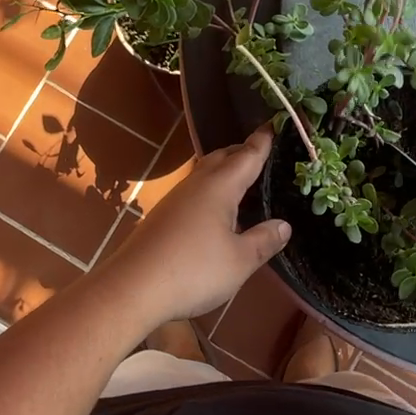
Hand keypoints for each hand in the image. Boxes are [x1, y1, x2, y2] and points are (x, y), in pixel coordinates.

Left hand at [95, 128, 290, 323]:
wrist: (132, 289)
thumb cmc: (193, 270)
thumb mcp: (240, 261)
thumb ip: (264, 240)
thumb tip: (284, 225)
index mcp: (219, 187)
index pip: (247, 156)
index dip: (262, 142)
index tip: (273, 125)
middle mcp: (196, 185)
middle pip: (221, 158)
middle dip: (242, 153)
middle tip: (262, 154)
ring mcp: (175, 200)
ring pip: (204, 174)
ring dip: (224, 172)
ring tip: (244, 182)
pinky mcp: (162, 217)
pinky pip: (194, 193)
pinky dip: (211, 191)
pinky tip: (216, 212)